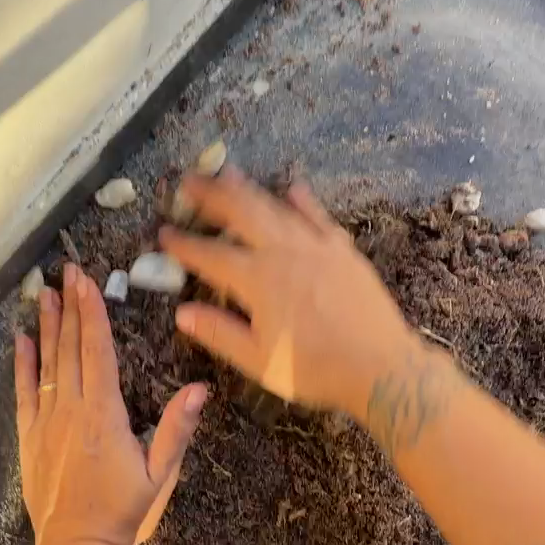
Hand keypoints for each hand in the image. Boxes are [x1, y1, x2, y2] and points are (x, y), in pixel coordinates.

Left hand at [15, 261, 208, 544]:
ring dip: (46, 327)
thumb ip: (177, 428)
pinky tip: (21, 340)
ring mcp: (46, 422)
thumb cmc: (124, 509)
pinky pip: (24, 393)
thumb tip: (200, 388)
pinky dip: (23, 364)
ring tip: (43, 294)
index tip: (86, 282)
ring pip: (46, 364)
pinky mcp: (30, 437)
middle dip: (69, 307)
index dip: (92, 313)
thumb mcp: (161, 473)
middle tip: (66, 272)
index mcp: (105, 414)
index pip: (98, 351)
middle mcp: (72, 410)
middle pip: (70, 348)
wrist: (78, 544)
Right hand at [160, 168, 418, 418]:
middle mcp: (284, 254)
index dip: (183, 244)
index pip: (210, 255)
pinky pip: (317, 216)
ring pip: (276, 207)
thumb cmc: (314, 370)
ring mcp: (316, 247)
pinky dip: (301, 200)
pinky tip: (291, 188)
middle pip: (241, 213)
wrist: (380, 367)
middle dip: (212, 195)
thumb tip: (183, 313)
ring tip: (229, 173)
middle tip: (189, 182)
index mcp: (258, 282)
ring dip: (249, 189)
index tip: (163, 234)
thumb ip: (219, 333)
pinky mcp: (342, 250)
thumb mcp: (258, 360)